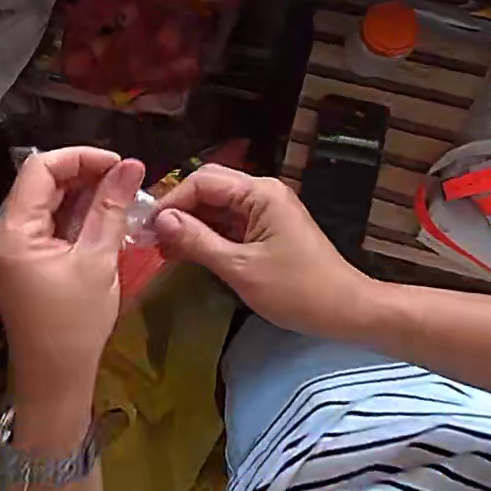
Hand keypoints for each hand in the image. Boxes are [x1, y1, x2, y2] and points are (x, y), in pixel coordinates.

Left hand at [0, 147, 144, 442]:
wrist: (56, 376)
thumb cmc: (76, 322)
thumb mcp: (99, 259)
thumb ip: (112, 206)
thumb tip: (132, 165)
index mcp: (11, 232)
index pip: (40, 169)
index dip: (80, 157)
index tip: (119, 164)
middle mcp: (0, 233)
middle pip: (41, 182)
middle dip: (85, 174)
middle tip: (126, 179)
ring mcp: (8, 246)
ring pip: (46, 200)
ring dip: (83, 193)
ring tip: (121, 194)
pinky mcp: (20, 257)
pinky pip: (47, 222)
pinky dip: (75, 213)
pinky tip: (104, 213)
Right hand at [151, 165, 375, 340]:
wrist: (345, 309)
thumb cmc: (296, 290)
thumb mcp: (240, 268)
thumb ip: (197, 241)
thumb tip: (159, 220)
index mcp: (259, 192)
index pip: (202, 182)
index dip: (170, 202)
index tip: (145, 229)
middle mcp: (262, 192)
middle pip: (208, 188)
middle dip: (178, 210)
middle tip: (151, 239)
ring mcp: (266, 209)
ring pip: (217, 206)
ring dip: (191, 224)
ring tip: (163, 250)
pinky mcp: (268, 227)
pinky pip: (230, 222)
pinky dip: (208, 235)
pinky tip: (187, 252)